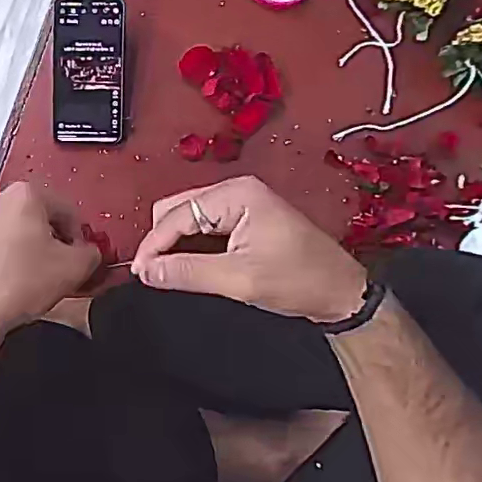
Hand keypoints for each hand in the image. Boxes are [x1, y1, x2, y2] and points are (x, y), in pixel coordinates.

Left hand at [0, 183, 100, 339]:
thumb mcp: (75, 267)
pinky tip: (19, 282)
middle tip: (64, 267)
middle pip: (43, 219)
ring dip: (35, 251)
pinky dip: (14, 259)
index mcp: (26, 194)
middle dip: (57, 243)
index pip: (68, 211)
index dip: (80, 237)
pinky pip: (2, 246)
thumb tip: (90, 254)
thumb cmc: (17, 284)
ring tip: (41, 278)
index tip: (81, 256)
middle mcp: (0, 200)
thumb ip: (93, 253)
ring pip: (22, 232)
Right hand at [133, 176, 367, 322]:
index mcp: (237, 194)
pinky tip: (186, 265)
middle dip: (161, 240)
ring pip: (189, 217)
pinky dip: (191, 244)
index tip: (139, 272)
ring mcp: (241, 201)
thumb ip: (188, 272)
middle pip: (179, 209)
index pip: (178, 214)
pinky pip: (204, 225)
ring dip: (175, 243)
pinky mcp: (245, 216)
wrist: (341, 291)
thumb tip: (147, 271)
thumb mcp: (239, 280)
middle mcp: (236, 190)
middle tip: (152, 275)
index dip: (154, 244)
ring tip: (166, 273)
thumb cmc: (300, 281)